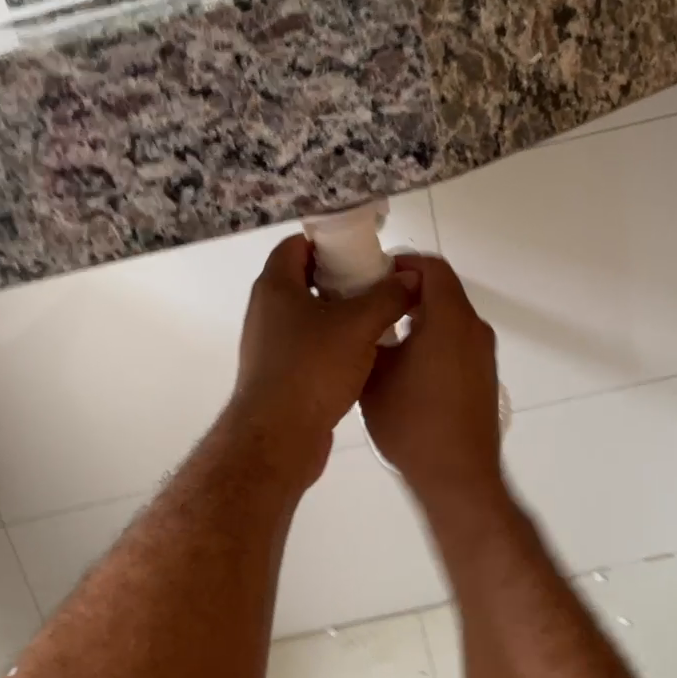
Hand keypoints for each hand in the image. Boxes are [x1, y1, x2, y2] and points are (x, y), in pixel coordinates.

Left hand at [226, 235, 419, 486]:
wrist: (278, 437)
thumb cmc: (312, 369)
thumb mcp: (358, 326)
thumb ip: (388, 297)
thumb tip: (411, 276)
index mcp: (275, 286)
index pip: (296, 245)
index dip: (327, 241)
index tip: (361, 248)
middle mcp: (265, 309)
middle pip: (302, 278)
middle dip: (339, 277)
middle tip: (375, 281)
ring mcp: (268, 342)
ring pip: (306, 313)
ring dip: (338, 311)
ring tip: (376, 314)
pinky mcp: (278, 372)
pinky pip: (307, 343)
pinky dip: (331, 340)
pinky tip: (362, 352)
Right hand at [359, 254, 504, 502]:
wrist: (457, 480)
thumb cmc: (411, 422)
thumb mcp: (373, 372)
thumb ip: (368, 332)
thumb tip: (362, 315)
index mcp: (449, 319)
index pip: (431, 267)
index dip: (401, 263)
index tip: (371, 276)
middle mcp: (473, 329)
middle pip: (441, 289)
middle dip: (405, 289)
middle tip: (369, 301)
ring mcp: (482, 354)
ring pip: (448, 316)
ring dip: (418, 314)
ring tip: (380, 332)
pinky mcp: (483, 377)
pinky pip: (456, 340)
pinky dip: (432, 336)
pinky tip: (403, 363)